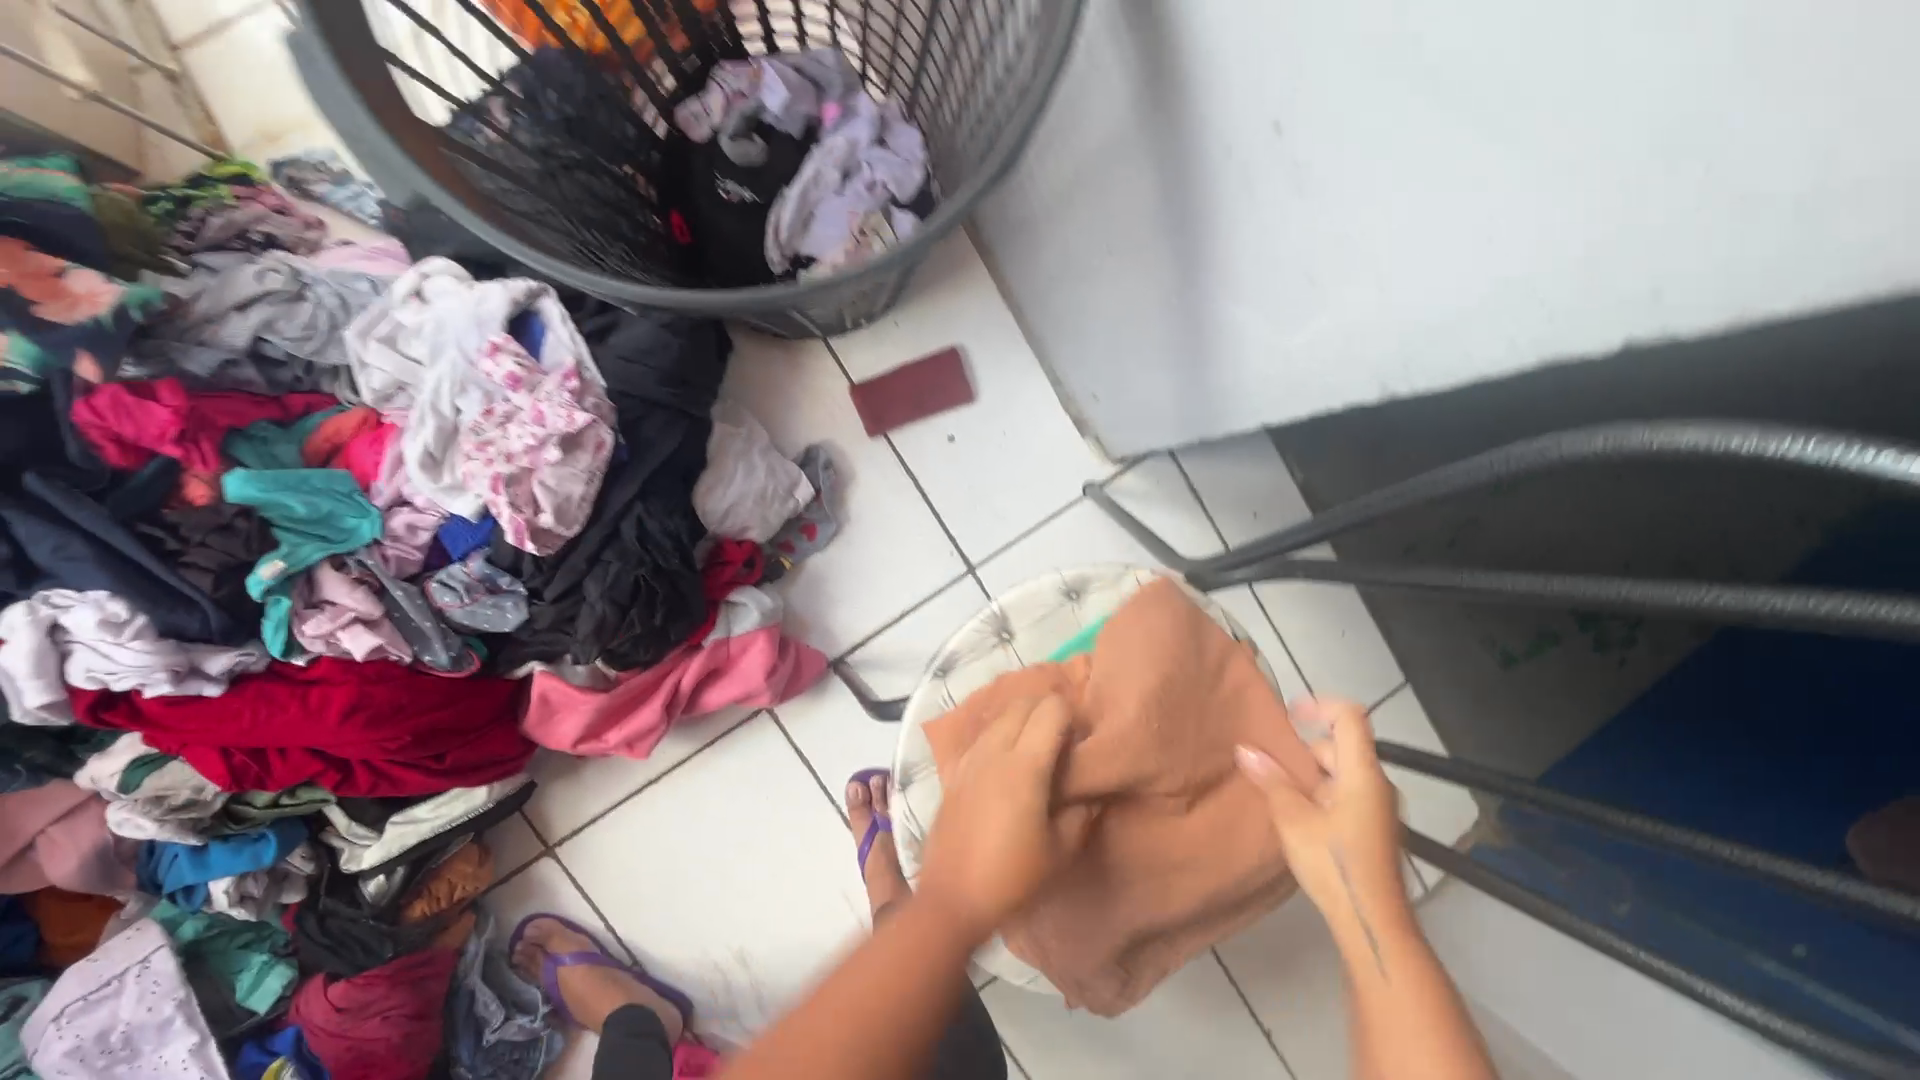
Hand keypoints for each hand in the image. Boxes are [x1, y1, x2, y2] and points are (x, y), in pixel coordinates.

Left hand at [918, 694, 1089, 940]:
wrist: (952, 899)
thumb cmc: (1012, 878)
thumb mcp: (1060, 851)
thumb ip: (1081, 814)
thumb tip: (1092, 793)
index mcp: (1024, 766)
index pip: (1051, 710)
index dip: (1072, 715)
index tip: (1082, 739)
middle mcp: (993, 752)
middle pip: (1023, 704)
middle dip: (1047, 709)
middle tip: (1064, 736)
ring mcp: (969, 760)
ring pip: (998, 717)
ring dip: (1021, 719)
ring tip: (1038, 744)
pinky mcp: (953, 773)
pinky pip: (980, 737)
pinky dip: (998, 734)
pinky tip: (1006, 759)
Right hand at [1235, 697, 1408, 932]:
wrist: (1372, 923)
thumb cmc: (1334, 865)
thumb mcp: (1293, 820)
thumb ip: (1271, 780)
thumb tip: (1245, 750)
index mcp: (1363, 774)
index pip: (1350, 717)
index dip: (1319, 705)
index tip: (1288, 714)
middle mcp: (1377, 784)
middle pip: (1340, 746)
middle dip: (1303, 752)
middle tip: (1270, 769)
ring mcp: (1379, 807)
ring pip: (1340, 773)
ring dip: (1309, 777)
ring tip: (1279, 798)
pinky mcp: (1374, 828)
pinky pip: (1345, 794)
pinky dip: (1320, 795)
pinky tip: (1298, 820)